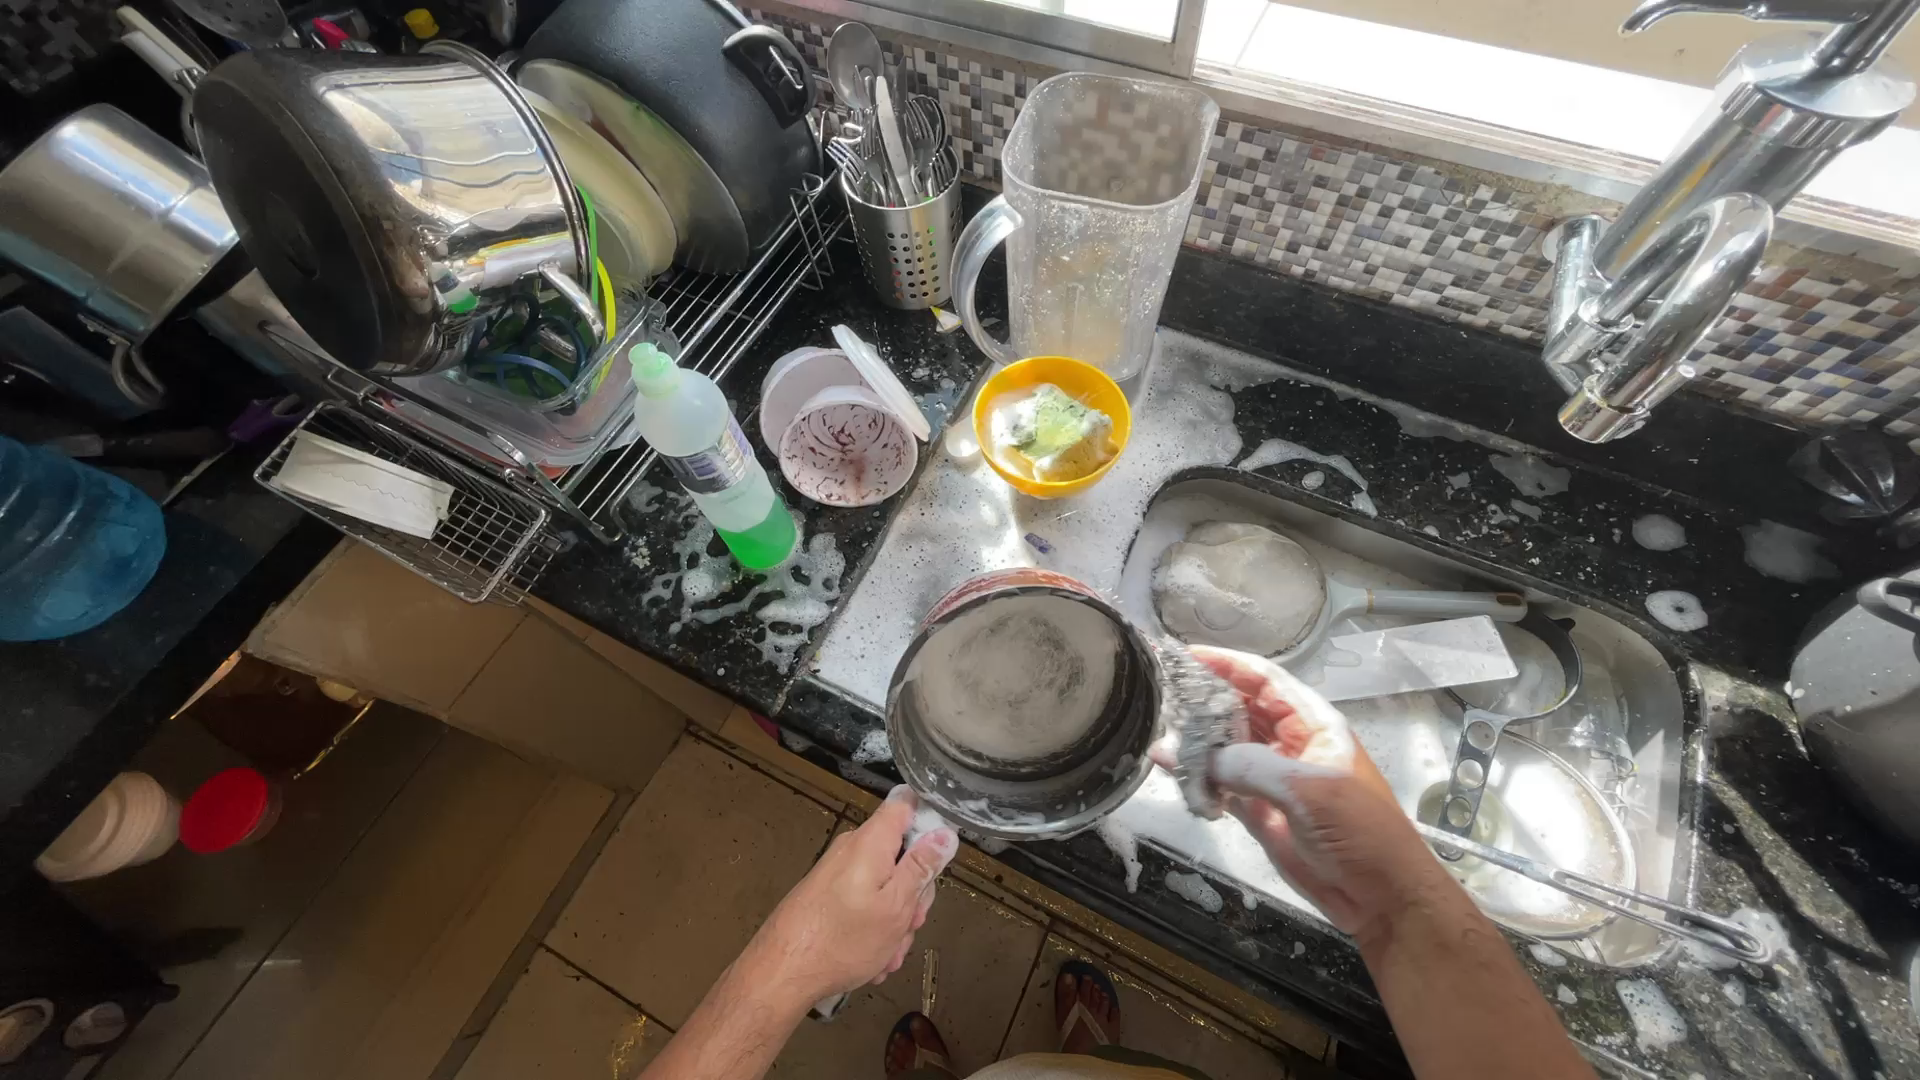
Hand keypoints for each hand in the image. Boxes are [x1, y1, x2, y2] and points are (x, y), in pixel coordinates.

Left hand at [738, 785, 958, 1008]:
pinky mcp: (828, 893)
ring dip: (895, 918)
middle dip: (913, 891)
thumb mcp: (895, 906)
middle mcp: (854, 847)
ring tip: (888, 954)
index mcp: (872, 840)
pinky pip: (864, 900)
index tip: (938, 858)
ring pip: (885, 883)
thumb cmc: (842, 939)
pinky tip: (873, 959)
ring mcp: (839, 871)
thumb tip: (946, 832)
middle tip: (910, 924)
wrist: (780, 973)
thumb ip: (921, 867)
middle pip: (900, 852)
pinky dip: (874, 926)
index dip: (930, 822)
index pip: (907, 804)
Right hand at [1184, 645, 1462, 948]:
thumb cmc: (1361, 834)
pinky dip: (1195, 774)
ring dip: (1194, 738)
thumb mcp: (1309, 791)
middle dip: (1202, 698)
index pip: (1263, 679)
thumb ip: (1249, 765)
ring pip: (1223, 744)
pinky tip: (1170, 767)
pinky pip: (1218, 781)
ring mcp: (1270, 776)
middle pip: (1238, 707)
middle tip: (1162, 692)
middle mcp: (1287, 742)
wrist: (1383, 900)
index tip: (1185, 655)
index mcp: (1311, 724)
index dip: (1226, 663)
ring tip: (1160, 729)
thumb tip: (1191, 755)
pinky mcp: (1257, 808)